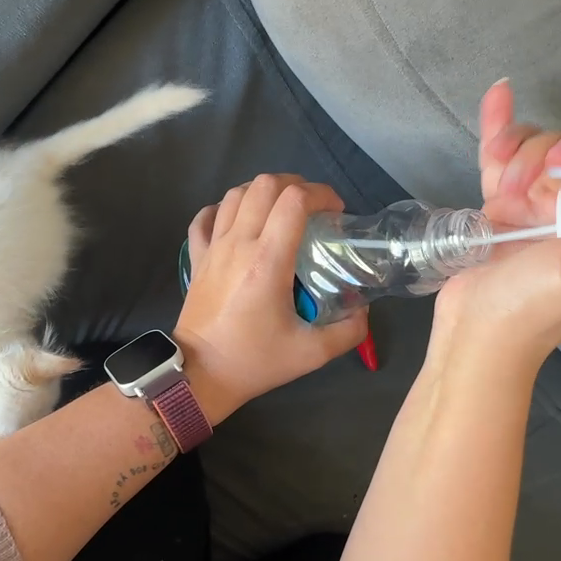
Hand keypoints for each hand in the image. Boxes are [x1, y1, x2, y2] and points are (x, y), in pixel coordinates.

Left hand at [177, 175, 369, 419]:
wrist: (200, 375)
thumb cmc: (254, 362)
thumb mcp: (311, 354)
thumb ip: (348, 330)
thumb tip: (363, 310)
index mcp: (268, 261)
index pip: (295, 201)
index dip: (322, 195)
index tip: (336, 213)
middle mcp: (238, 244)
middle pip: (264, 185)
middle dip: (295, 185)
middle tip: (312, 207)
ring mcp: (213, 248)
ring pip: (235, 194)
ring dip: (262, 192)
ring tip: (281, 210)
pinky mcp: (197, 259)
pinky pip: (205, 218)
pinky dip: (224, 209)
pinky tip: (238, 219)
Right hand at [433, 79, 560, 368]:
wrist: (473, 336)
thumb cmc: (533, 310)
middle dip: (548, 158)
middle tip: (528, 192)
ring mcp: (540, 204)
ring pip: (538, 147)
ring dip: (517, 157)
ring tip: (500, 198)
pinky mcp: (501, 203)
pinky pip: (504, 153)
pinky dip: (500, 123)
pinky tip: (499, 94)